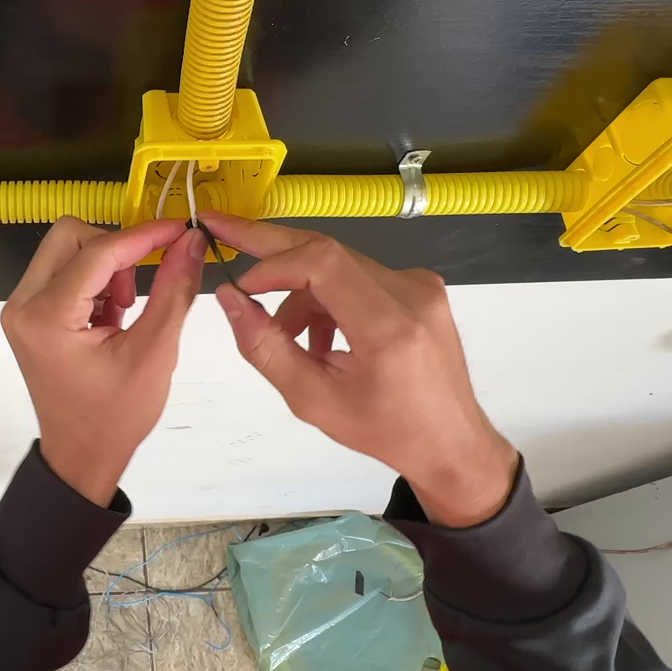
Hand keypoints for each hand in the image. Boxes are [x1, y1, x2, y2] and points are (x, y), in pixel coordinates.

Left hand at [1, 217, 205, 503]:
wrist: (81, 456)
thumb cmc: (115, 417)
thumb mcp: (154, 354)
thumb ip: (174, 291)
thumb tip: (191, 242)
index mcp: (47, 317)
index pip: (97, 252)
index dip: (143, 236)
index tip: (180, 230)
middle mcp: (23, 304)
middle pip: (70, 236)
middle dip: (114, 250)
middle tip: (138, 287)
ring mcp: (21, 308)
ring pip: (66, 249)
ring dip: (104, 266)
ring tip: (123, 311)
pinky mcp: (29, 312)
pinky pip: (62, 270)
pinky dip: (93, 281)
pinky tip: (110, 317)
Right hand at [200, 211, 518, 526]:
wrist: (451, 442)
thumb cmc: (383, 431)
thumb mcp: (312, 400)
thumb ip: (265, 348)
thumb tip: (229, 298)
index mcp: (389, 326)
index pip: (321, 262)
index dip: (271, 265)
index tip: (239, 289)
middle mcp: (410, 292)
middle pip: (326, 248)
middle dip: (266, 243)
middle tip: (220, 228)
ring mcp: (419, 284)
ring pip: (335, 264)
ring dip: (298, 289)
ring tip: (286, 336)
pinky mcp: (418, 286)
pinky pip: (354, 275)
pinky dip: (324, 297)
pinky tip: (319, 337)